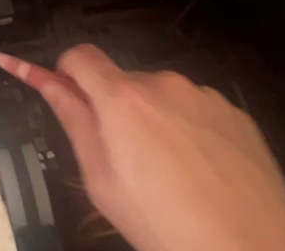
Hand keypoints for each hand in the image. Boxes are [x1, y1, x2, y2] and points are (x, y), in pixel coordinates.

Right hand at [33, 44, 284, 250]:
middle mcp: (162, 84)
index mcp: (122, 99)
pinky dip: (192, 130)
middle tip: (126, 160)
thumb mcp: (103, 184)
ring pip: (162, 96)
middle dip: (116, 108)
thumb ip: (73, 123)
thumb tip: (48, 85)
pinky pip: (198, 109)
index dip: (66, 72)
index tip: (64, 92)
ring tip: (172, 174)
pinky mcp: (236, 112)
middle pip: (122, 81)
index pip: (78, 55)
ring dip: (157, 119)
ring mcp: (203, 95)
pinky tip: (202, 173)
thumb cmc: (170, 228)